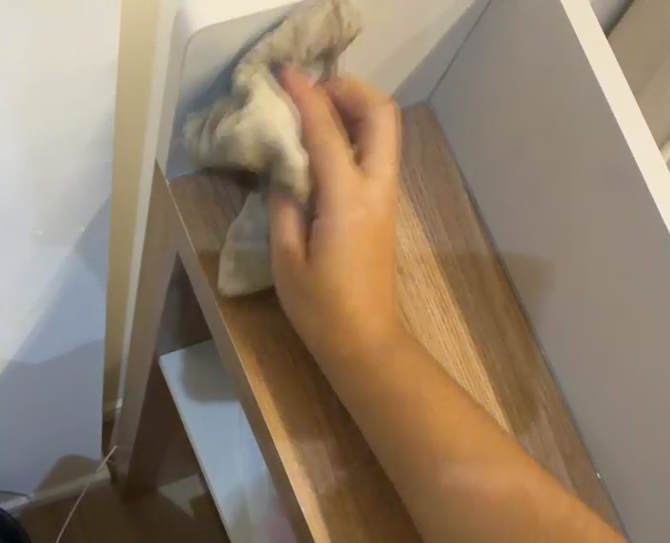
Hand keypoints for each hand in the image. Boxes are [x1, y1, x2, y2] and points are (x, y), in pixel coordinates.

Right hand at [268, 67, 404, 369]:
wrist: (365, 342)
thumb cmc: (321, 310)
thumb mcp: (287, 261)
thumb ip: (283, 208)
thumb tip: (283, 172)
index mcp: (347, 200)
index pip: (326, 130)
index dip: (304, 96)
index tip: (283, 74)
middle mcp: (376, 189)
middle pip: (379, 113)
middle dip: (348, 90)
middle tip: (312, 92)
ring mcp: (386, 198)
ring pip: (384, 131)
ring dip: (354, 111)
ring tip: (315, 115)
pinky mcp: (384, 211)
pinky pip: (377, 154)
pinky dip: (355, 136)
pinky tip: (325, 149)